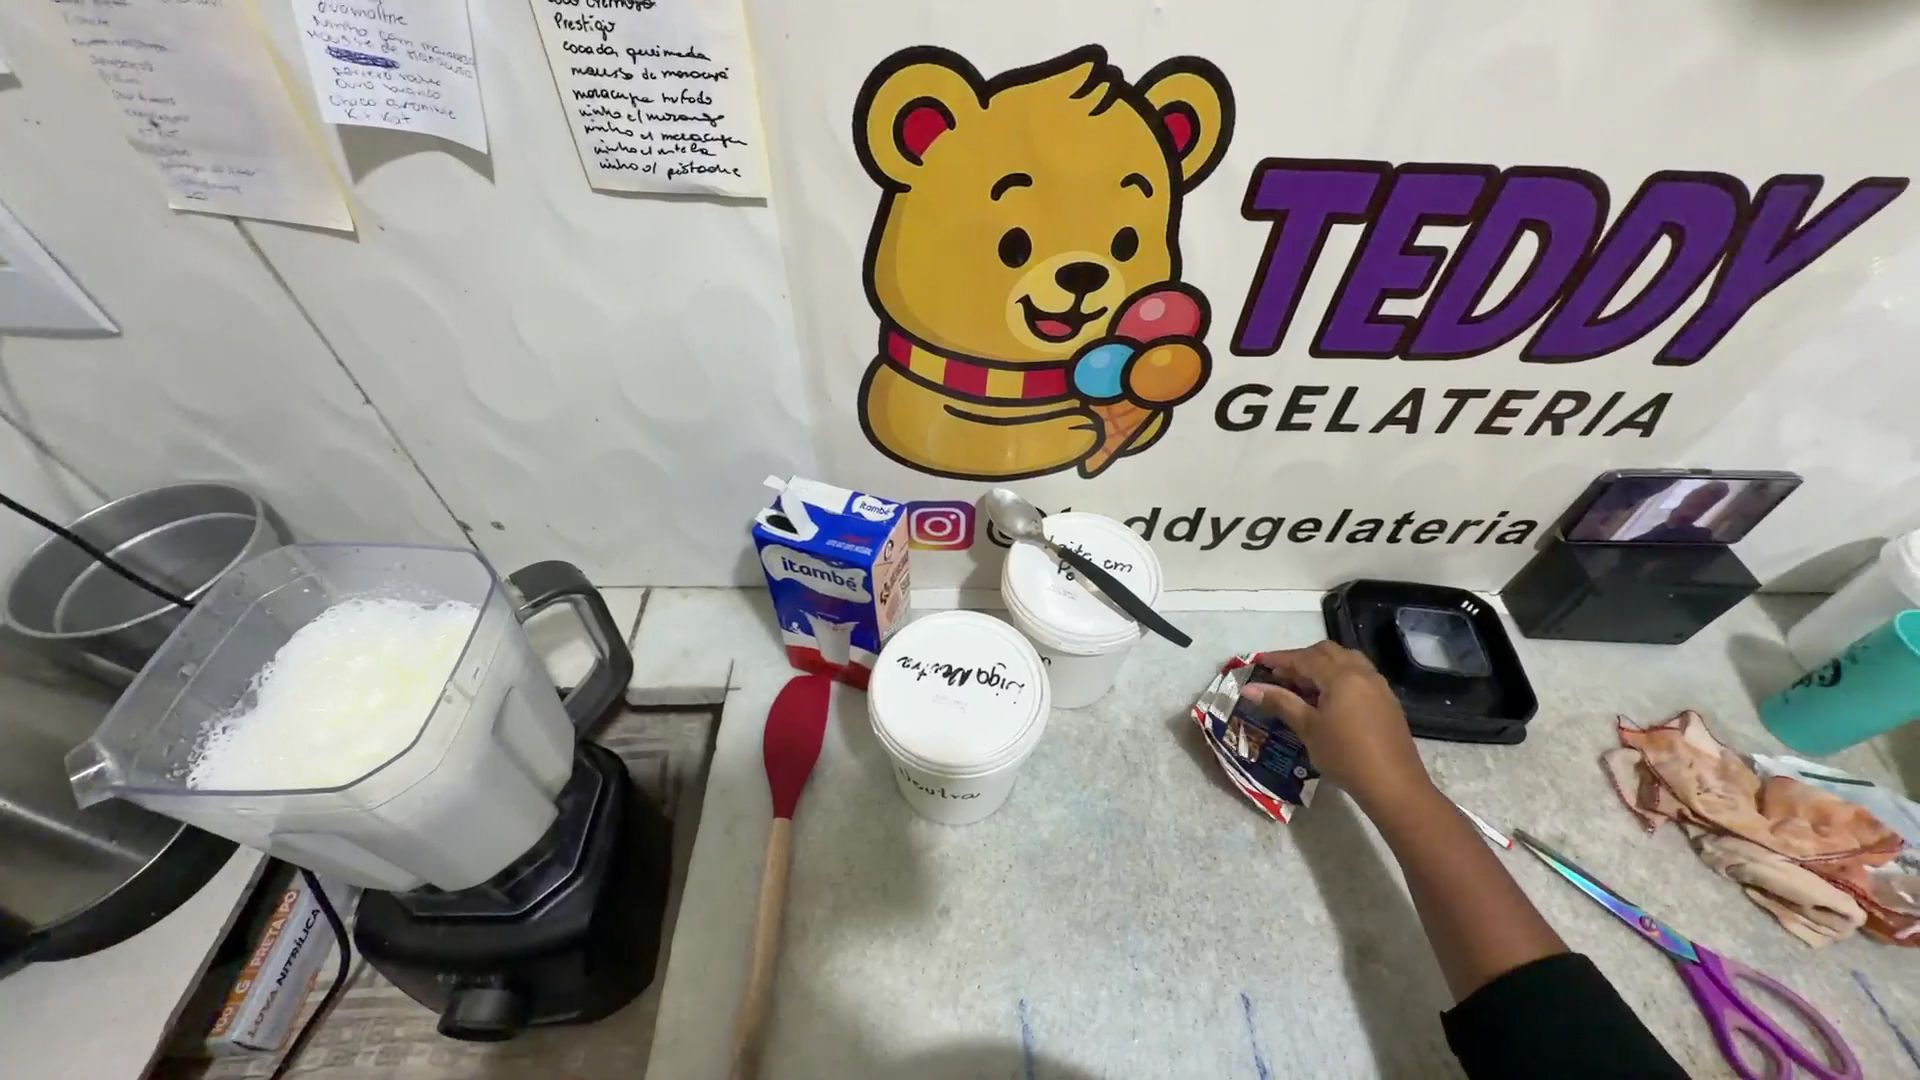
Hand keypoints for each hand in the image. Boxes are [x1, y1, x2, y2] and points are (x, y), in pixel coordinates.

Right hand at [1240, 641, 1436, 813]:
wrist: (1394, 786)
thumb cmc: (1345, 756)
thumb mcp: (1308, 728)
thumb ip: (1280, 702)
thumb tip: (1249, 688)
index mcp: (1341, 676)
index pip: (1304, 658)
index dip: (1279, 658)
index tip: (1258, 662)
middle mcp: (1362, 673)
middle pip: (1327, 652)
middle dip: (1302, 658)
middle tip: (1281, 676)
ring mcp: (1378, 686)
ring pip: (1346, 660)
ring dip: (1322, 665)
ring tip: (1304, 685)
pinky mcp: (1387, 701)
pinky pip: (1359, 675)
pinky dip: (1339, 676)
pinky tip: (1329, 699)